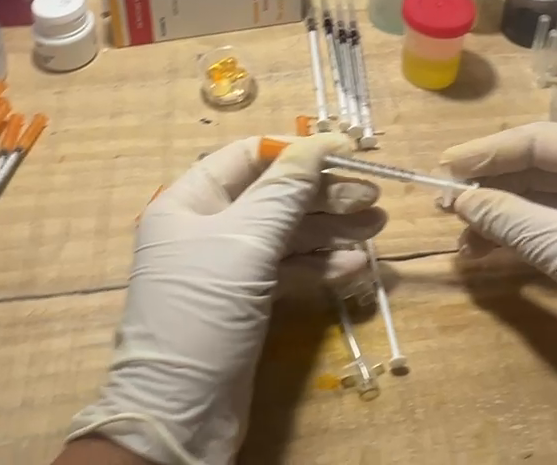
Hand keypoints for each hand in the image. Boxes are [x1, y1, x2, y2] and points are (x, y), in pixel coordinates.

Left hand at [68, 134, 383, 464]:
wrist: (178, 417)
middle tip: (373, 194)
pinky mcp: (247, 302)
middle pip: (274, 195)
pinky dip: (320, 266)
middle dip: (323, 194)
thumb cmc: (205, 311)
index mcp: (190, 201)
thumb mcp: (247, 242)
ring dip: (331, 229)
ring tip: (378, 226)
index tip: (344, 150)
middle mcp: (207, 227)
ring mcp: (228, 267)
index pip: (249, 157)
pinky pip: (288, 270)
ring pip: (286, 233)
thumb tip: (320, 140)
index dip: (296, 150)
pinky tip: (356, 266)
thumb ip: (286, 190)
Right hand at [441, 123, 556, 464]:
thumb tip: (459, 200)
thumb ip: (513, 220)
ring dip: (503, 218)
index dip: (489, 151)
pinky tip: (487, 253)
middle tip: (445, 203)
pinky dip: (523, 241)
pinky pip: (556, 231)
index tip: (445, 166)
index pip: (542, 140)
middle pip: (541, 169)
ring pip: (545, 203)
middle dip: (493, 187)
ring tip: (460, 237)